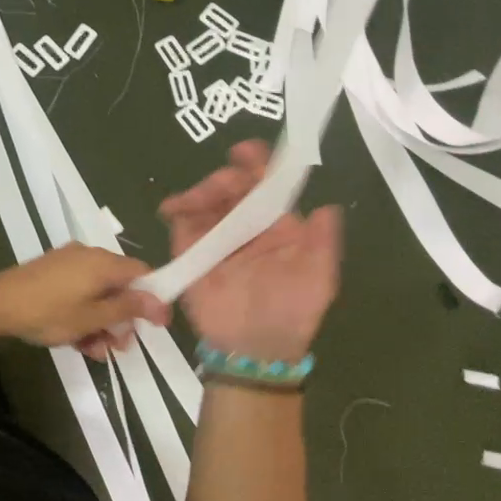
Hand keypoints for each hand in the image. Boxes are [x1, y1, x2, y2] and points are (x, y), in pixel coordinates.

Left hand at [0, 244, 169, 357]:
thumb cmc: (48, 312)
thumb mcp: (93, 317)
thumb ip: (128, 308)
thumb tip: (160, 301)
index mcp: (102, 262)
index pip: (143, 273)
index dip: (153, 299)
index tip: (154, 326)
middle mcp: (87, 256)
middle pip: (120, 286)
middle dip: (122, 318)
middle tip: (118, 346)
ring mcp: (66, 263)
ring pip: (97, 293)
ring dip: (101, 323)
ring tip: (93, 350)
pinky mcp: (50, 273)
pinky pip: (78, 292)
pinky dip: (82, 314)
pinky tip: (77, 341)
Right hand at [160, 141, 341, 362]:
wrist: (250, 349)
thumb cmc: (290, 314)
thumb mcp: (317, 281)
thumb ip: (323, 245)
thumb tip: (327, 207)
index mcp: (279, 229)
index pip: (268, 190)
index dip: (260, 167)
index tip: (248, 152)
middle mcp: (246, 227)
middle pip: (233, 190)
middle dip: (225, 178)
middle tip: (222, 183)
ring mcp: (215, 237)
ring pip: (205, 200)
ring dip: (200, 191)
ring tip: (196, 199)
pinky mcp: (189, 249)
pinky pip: (181, 222)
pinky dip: (176, 208)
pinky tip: (174, 207)